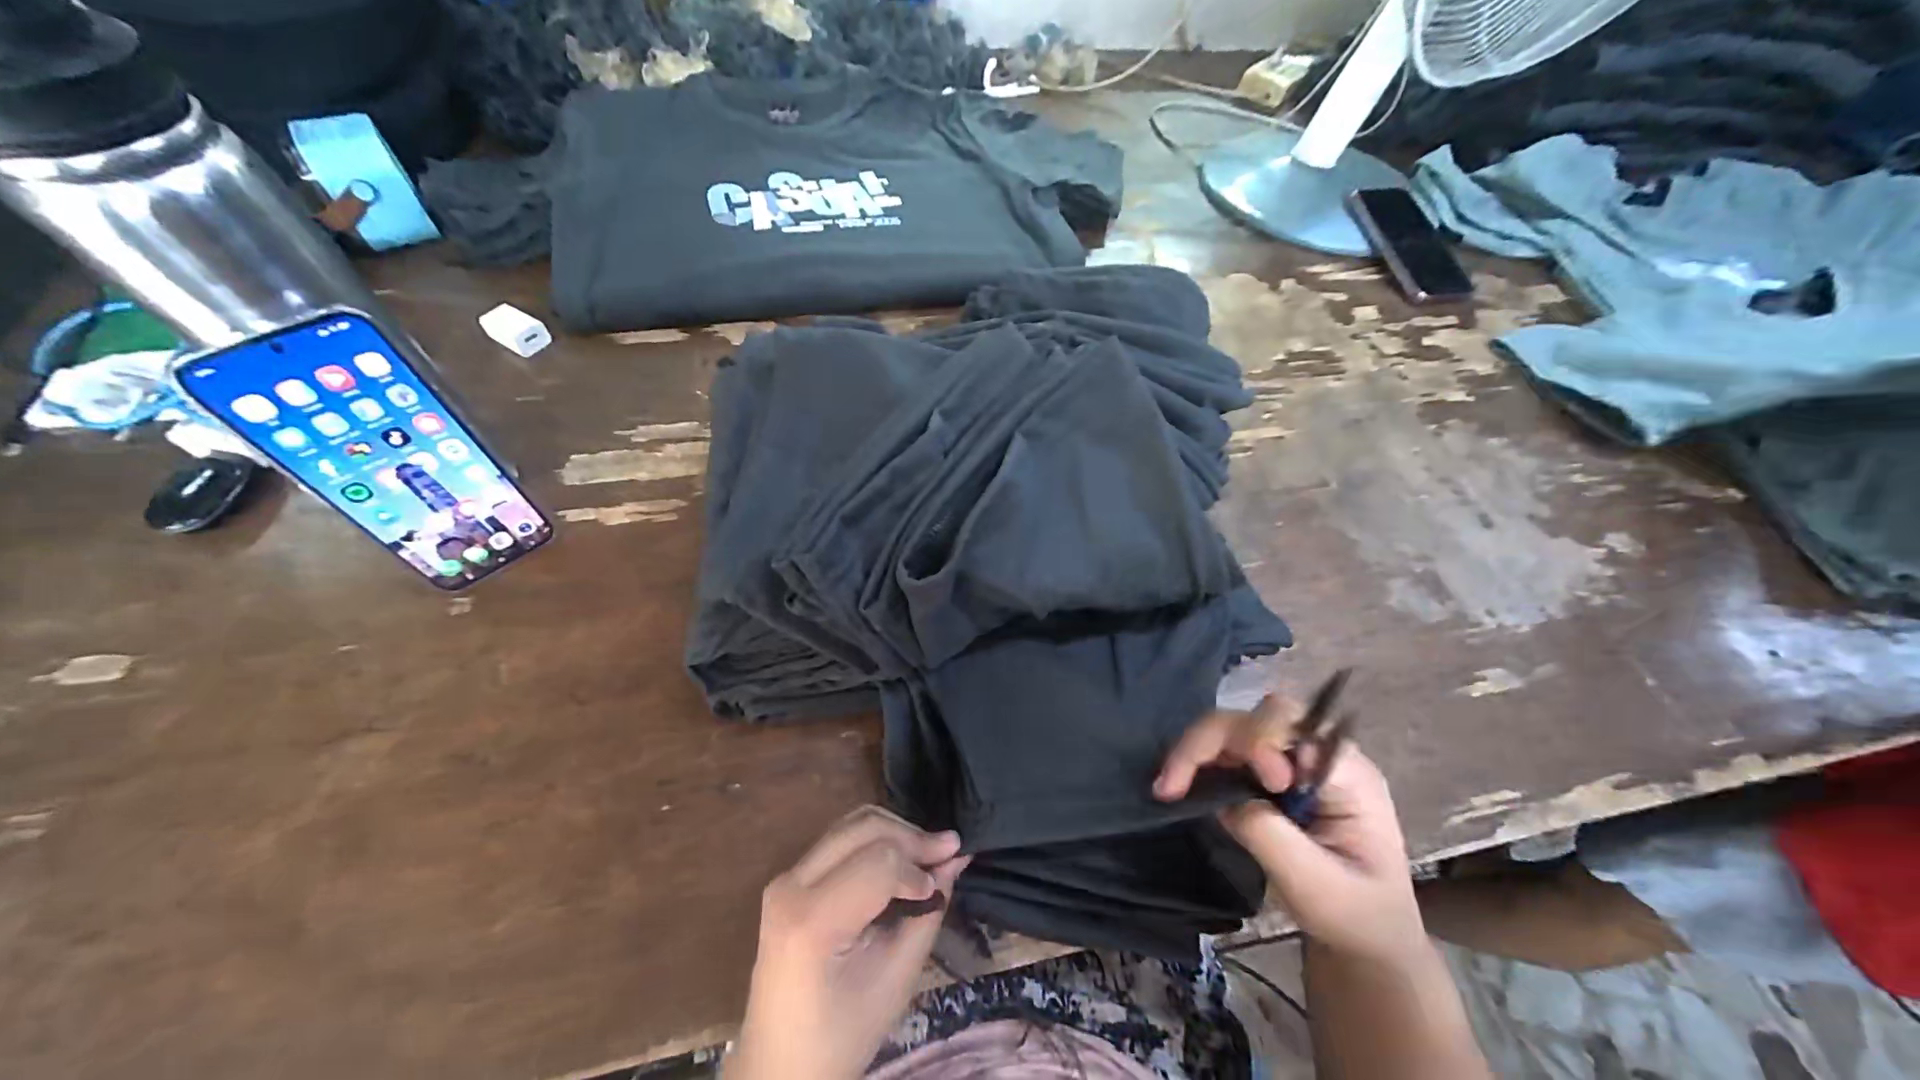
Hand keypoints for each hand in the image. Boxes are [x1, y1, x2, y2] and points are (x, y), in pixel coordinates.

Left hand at [729, 805, 969, 1079]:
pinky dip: (876, 840)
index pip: (879, 862)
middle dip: (912, 836)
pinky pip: (839, 840)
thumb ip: (927, 915)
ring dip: (895, 833)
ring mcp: (786, 878)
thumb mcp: (894, 980)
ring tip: (929, 855)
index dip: (918, 866)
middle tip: (949, 851)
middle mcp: (791, 885)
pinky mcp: (790, 879)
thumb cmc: (841, 1034)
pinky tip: (901, 860)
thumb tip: (956, 860)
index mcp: (811, 920)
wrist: (780, 1063)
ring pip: (851, 824)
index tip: (944, 883)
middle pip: (864, 828)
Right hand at [1154, 694, 1424, 961]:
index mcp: (1345, 771)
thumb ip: (1268, 833)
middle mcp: (1314, 753)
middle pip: (1252, 717)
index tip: (1265, 786)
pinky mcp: (1269, 774)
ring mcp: (1289, 762)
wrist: (1366, 938)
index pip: (1289, 724)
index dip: (1258, 741)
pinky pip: (1227, 751)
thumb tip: (1224, 800)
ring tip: (1170, 787)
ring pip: (1232, 729)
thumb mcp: (1314, 884)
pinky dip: (1199, 763)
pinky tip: (1181, 785)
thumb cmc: (1353, 916)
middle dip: (1209, 742)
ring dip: (1197, 751)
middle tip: (1175, 786)